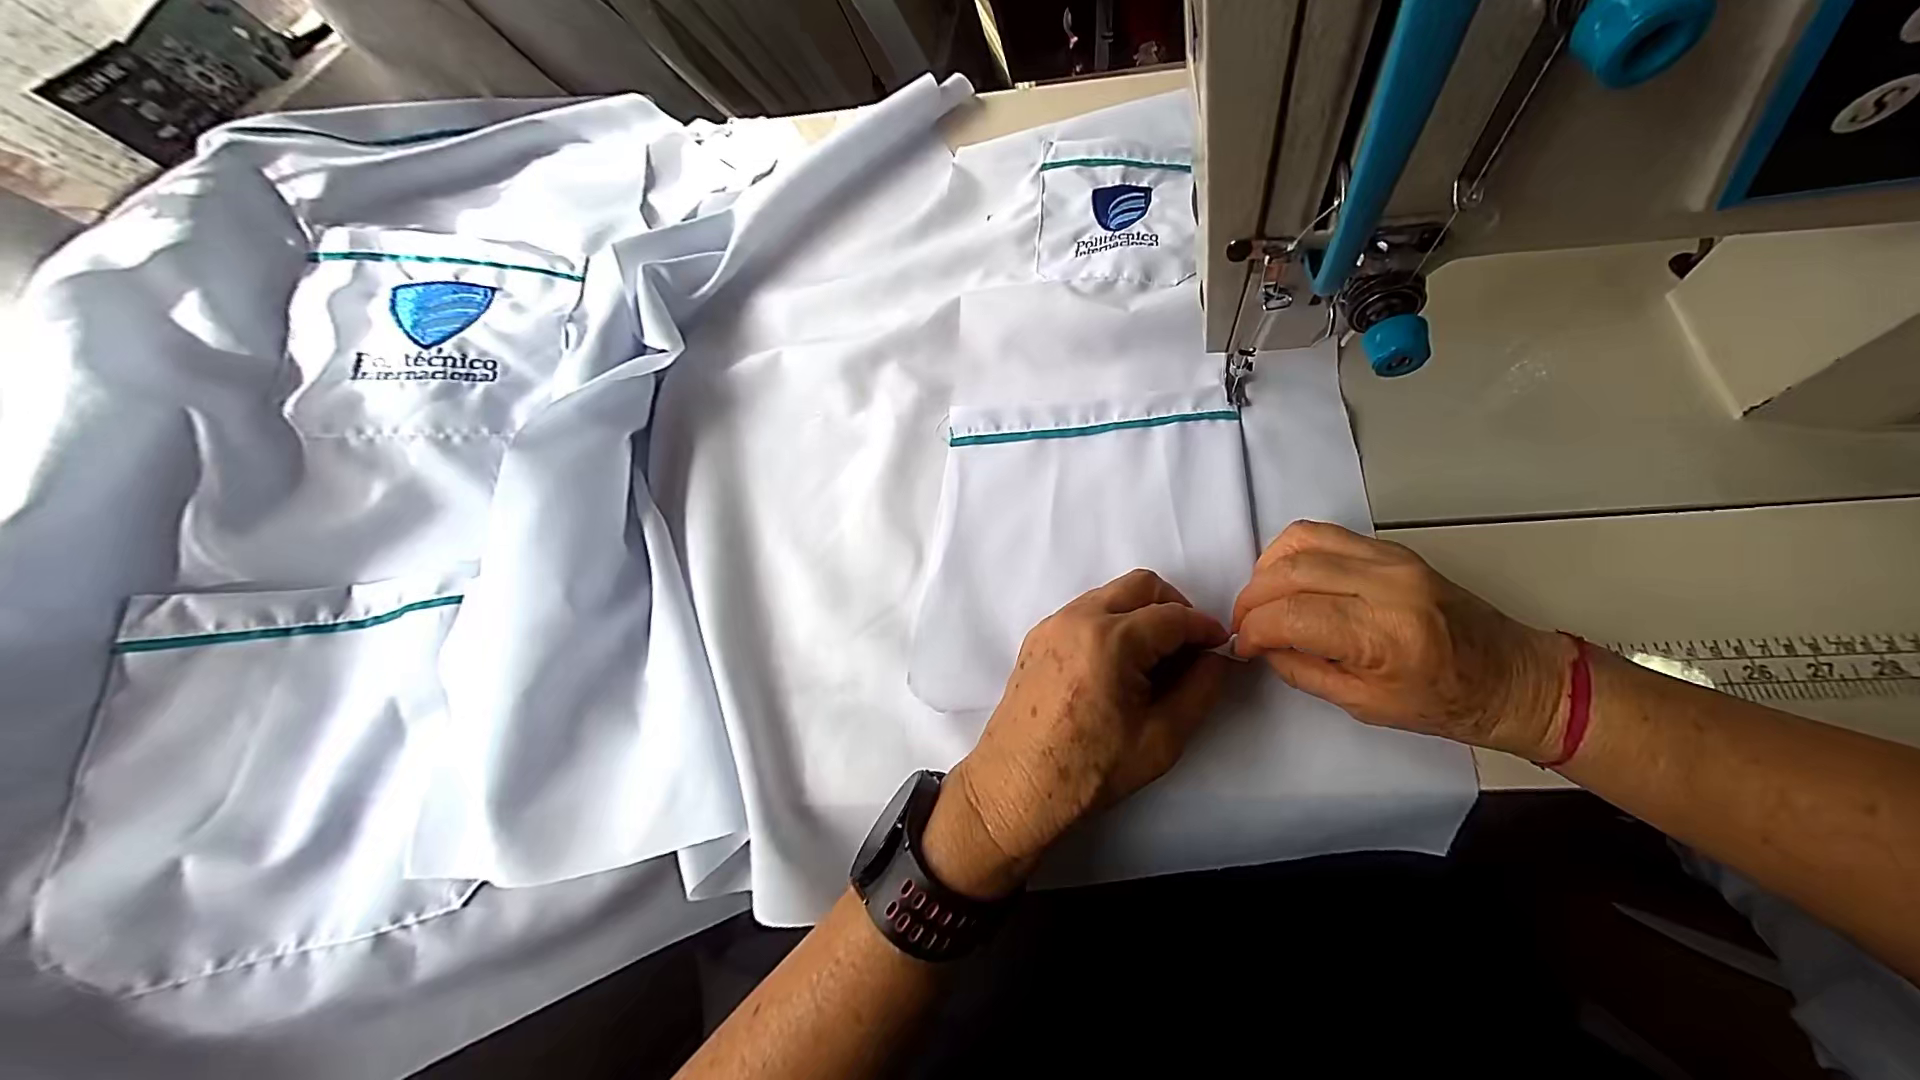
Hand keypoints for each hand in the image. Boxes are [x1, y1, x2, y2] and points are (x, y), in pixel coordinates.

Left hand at [926, 570, 1231, 897]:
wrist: (1016, 786)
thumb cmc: (1086, 771)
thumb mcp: (1161, 738)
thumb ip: (1200, 690)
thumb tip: (1217, 659)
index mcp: (1109, 640)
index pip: (1173, 615)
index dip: (1205, 628)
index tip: (1219, 646)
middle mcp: (1077, 620)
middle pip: (1140, 586)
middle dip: (1174, 607)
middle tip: (1189, 646)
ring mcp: (1052, 625)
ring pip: (1110, 595)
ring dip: (1141, 613)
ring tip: (1155, 659)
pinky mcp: (1037, 638)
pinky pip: (1084, 611)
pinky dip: (1111, 622)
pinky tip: (1119, 664)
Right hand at [1229, 521, 1572, 760]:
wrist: (1512, 677)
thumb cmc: (1444, 703)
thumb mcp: (1362, 704)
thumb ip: (1301, 669)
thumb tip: (1262, 643)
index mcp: (1384, 636)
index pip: (1290, 615)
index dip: (1253, 629)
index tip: (1244, 645)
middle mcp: (1387, 587)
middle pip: (1289, 571)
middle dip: (1251, 599)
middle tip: (1244, 623)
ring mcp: (1391, 560)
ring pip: (1300, 541)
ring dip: (1267, 569)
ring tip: (1263, 598)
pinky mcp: (1392, 549)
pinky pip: (1323, 534)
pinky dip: (1292, 553)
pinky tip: (1288, 579)